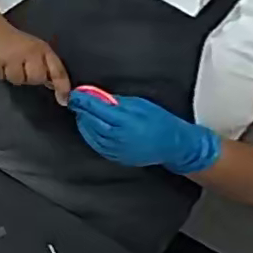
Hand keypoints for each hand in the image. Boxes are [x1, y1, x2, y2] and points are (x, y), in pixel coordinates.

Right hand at [0, 24, 69, 103]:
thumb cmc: (15, 42)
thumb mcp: (35, 50)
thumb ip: (46, 67)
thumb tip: (54, 87)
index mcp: (42, 49)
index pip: (57, 70)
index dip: (62, 86)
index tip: (63, 100)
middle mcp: (30, 52)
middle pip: (37, 78)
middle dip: (30, 77)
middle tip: (22, 68)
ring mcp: (13, 57)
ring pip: (18, 80)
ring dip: (13, 75)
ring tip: (7, 63)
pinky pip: (2, 77)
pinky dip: (0, 73)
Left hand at [68, 88, 220, 172]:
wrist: (176, 146)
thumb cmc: (160, 122)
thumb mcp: (139, 104)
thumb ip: (116, 101)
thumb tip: (97, 96)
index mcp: (125, 122)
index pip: (97, 109)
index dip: (83, 100)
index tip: (75, 94)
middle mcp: (119, 138)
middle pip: (92, 123)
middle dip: (81, 111)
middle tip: (76, 102)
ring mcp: (118, 150)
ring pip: (92, 136)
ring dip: (84, 123)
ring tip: (81, 112)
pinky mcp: (119, 158)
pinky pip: (98, 146)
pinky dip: (90, 136)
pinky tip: (88, 127)